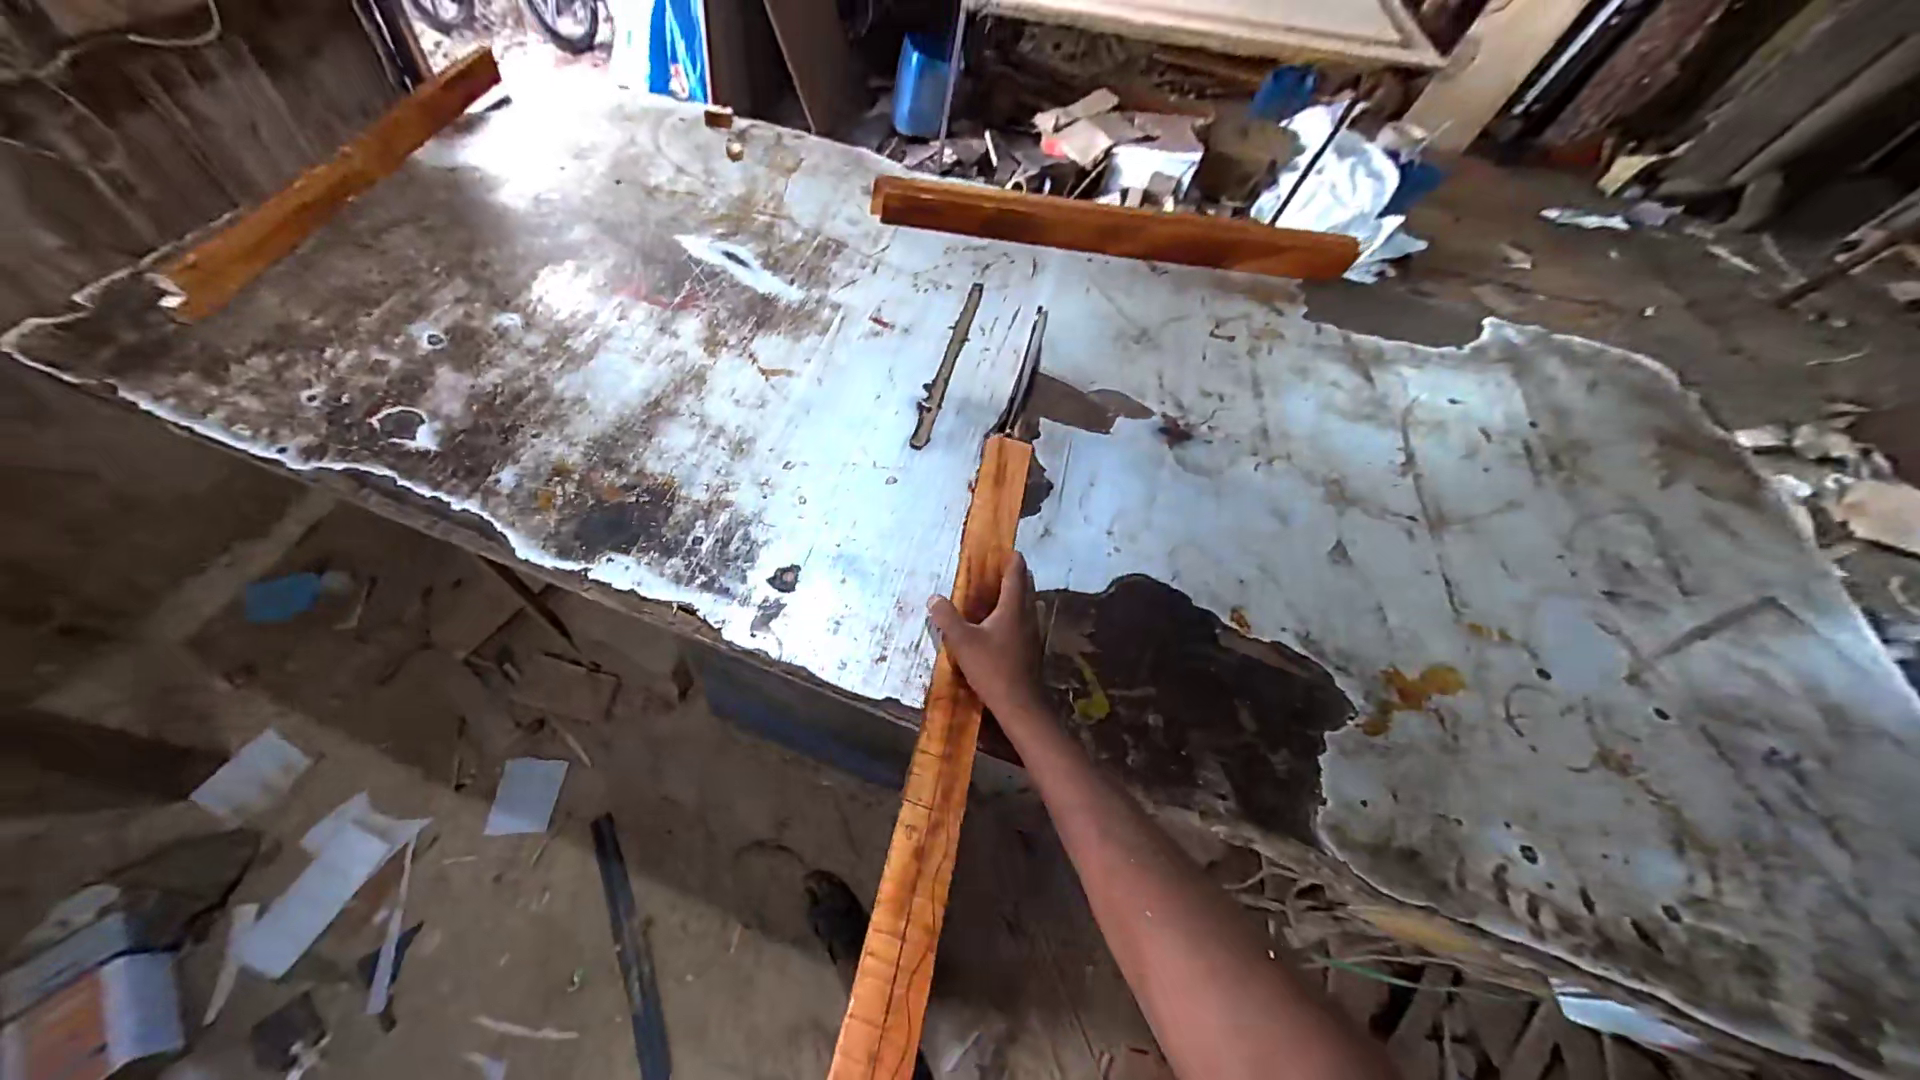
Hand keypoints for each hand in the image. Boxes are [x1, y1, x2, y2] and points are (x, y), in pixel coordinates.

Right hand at [928, 552, 1044, 720]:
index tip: (1002, 548)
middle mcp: (1028, 613)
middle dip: (1013, 573)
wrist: (1020, 704)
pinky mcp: (1032, 646)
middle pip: (1026, 584)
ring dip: (1016, 593)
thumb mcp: (962, 642)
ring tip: (996, 593)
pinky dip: (1015, 611)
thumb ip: (947, 617)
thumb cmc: (992, 668)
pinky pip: (1025, 619)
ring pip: (1028, 602)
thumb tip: (934, 598)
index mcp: (1013, 606)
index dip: (1010, 557)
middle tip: (995, 568)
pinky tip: (1000, 623)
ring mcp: (1033, 631)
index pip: (1016, 571)